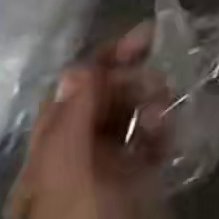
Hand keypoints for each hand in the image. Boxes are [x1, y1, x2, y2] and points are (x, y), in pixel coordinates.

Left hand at [7, 26, 169, 218]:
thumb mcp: (73, 179)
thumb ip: (71, 126)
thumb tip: (78, 67)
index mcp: (46, 159)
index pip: (70, 94)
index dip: (105, 61)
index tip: (149, 37)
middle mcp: (72, 160)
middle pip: (101, 101)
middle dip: (134, 80)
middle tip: (165, 77)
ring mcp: (106, 172)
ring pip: (128, 116)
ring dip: (152, 101)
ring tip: (169, 111)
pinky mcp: (137, 181)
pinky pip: (149, 140)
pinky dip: (163, 127)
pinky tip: (172, 132)